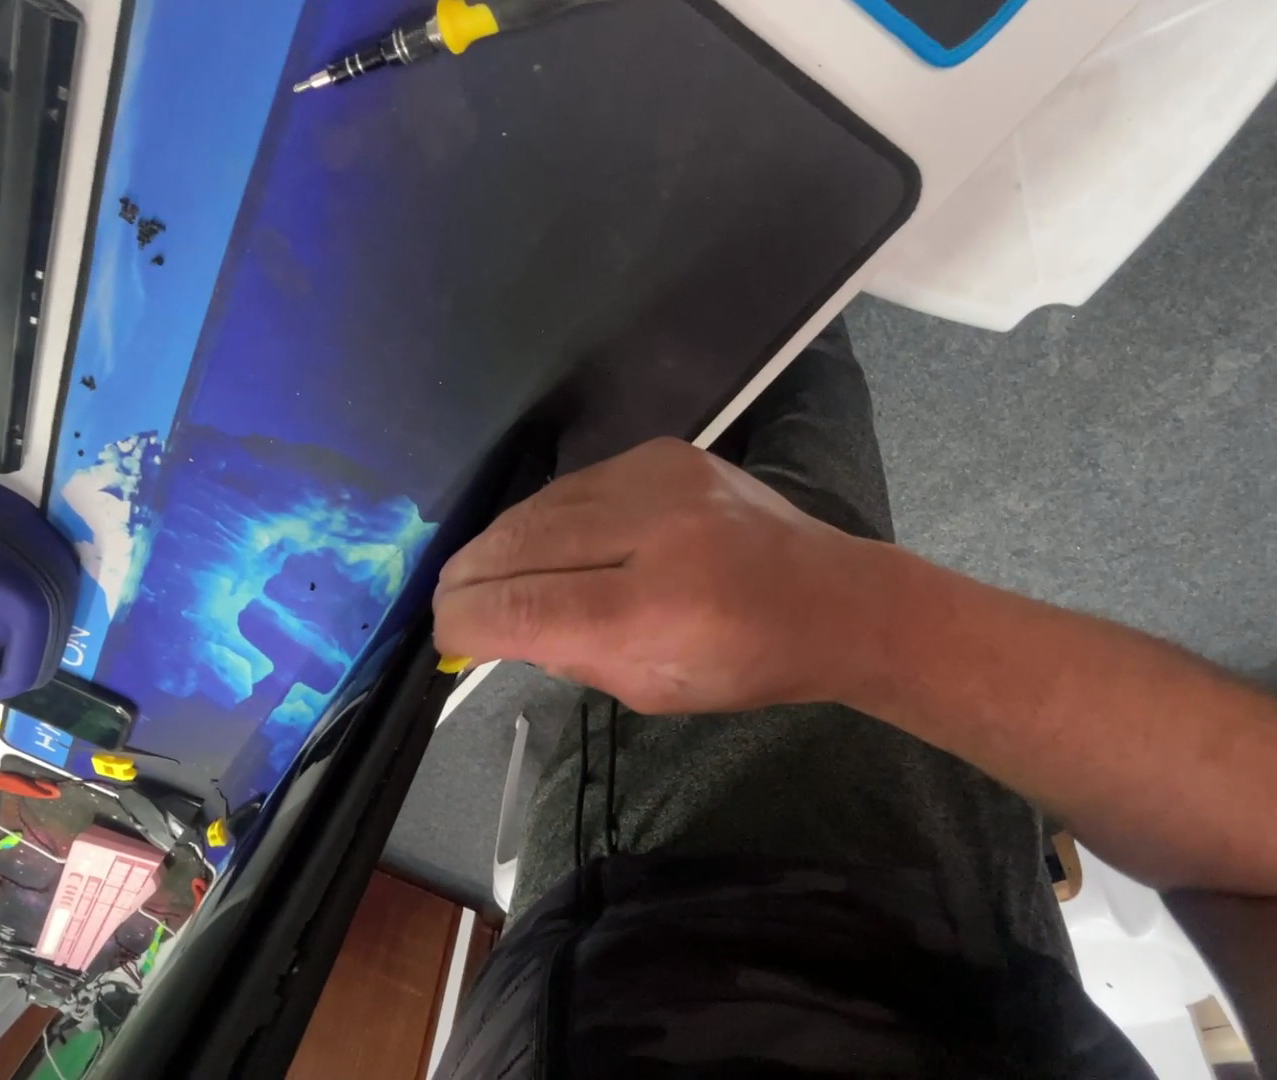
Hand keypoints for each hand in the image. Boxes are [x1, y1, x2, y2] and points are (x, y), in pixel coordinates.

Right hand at [433, 438, 895, 713]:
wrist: (831, 597)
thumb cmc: (744, 663)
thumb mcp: (649, 689)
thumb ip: (567, 654)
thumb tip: (499, 626)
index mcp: (651, 610)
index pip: (521, 608)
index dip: (466, 621)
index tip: (445, 633)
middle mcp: (651, 530)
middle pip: (518, 544)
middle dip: (468, 576)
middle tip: (448, 597)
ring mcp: (658, 477)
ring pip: (538, 506)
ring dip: (499, 542)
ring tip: (482, 569)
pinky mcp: (663, 451)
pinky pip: (573, 485)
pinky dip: (544, 516)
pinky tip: (538, 539)